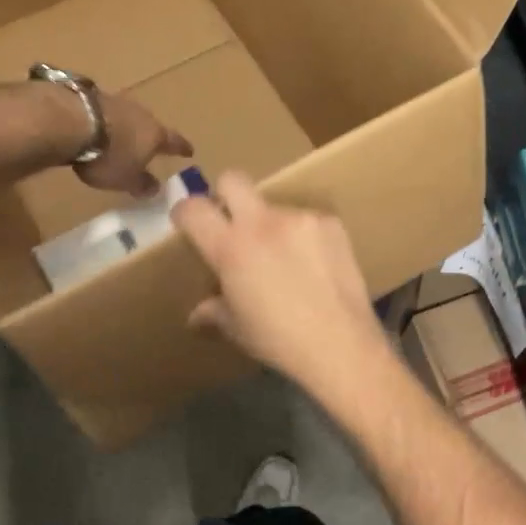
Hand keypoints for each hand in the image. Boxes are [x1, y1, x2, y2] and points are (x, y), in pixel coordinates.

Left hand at [74, 92, 193, 197]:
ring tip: (121, 137)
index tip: (190, 151)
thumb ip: (141, 184)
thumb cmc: (108, 155)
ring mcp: (117, 102)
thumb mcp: (126, 180)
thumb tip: (154, 188)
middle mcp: (142, 115)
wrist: (71, 121)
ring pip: (129, 117)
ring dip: (127, 127)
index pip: (175, 142)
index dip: (182, 148)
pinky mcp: (92, 96)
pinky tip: (97, 129)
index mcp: (155, 134)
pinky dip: (106, 122)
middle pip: (151, 126)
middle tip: (150, 145)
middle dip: (151, 136)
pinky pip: (106, 112)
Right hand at [171, 172, 390, 387]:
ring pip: (274, 207)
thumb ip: (214, 310)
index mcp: (231, 248)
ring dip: (270, 225)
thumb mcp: (237, 328)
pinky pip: (306, 221)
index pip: (194, 209)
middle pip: (233, 180)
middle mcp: (263, 222)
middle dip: (225, 195)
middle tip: (232, 223)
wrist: (340, 344)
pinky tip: (313, 265)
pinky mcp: (331, 223)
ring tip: (284, 260)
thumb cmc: (278, 341)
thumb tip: (197, 314)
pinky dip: (302, 237)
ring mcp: (300, 218)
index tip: (188, 223)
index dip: (185, 212)